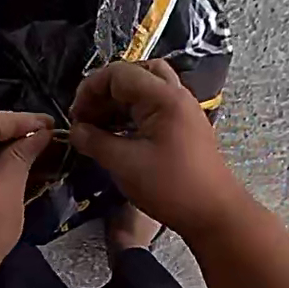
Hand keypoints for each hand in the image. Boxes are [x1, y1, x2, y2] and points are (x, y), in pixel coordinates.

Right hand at [68, 60, 249, 238]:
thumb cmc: (170, 188)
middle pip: (135, 74)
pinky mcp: (185, 128)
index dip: (91, 90)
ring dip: (119, 103)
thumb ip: (95, 142)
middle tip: (88, 117)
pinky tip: (118, 136)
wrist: (214, 213)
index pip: (118, 74)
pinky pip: (155, 108)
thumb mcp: (125, 165)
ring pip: (146, 90)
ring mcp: (183, 111)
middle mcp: (176, 96)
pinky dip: (133, 115)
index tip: (76, 116)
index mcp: (163, 97)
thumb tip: (75, 131)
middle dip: (106, 92)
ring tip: (99, 127)